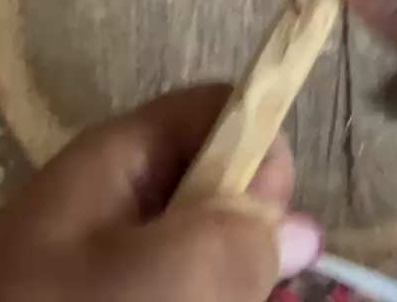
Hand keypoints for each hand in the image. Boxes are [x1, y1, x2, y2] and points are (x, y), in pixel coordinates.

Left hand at [0, 85, 322, 301]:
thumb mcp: (158, 278)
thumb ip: (236, 240)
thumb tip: (294, 221)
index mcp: (121, 157)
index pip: (218, 113)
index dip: (261, 159)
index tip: (276, 233)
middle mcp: (116, 198)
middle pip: (218, 196)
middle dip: (247, 253)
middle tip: (241, 301)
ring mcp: (107, 262)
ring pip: (200, 262)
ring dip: (221, 289)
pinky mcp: (103, 295)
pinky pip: (167, 288)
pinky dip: (189, 296)